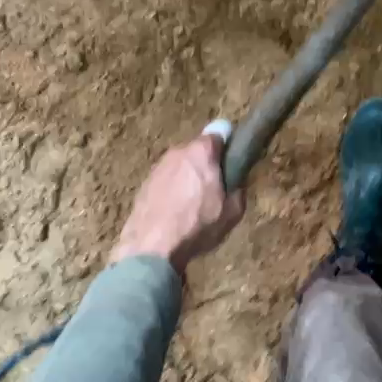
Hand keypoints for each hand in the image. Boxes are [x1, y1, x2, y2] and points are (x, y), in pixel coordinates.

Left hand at [111, 121, 246, 273]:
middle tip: (213, 189)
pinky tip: (172, 214)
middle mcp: (178, 151)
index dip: (228, 147)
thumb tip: (235, 184)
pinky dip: (170, 191)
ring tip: (190, 206)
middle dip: (206, 163)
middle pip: (198, 150)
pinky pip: (164, 181)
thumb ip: (238, 189)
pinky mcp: (142, 185)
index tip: (230, 164)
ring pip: (180, 165)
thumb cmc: (196, 226)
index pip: (221, 131)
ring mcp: (157, 168)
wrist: (150, 250)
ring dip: (187, 178)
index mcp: (202, 151)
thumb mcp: (232, 212)